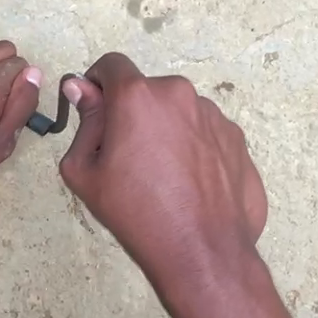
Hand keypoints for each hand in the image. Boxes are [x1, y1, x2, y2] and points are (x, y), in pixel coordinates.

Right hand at [59, 54, 268, 284]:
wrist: (202, 253)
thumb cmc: (135, 211)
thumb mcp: (84, 170)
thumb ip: (83, 120)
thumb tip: (80, 88)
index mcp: (137, 95)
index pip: (111, 65)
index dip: (98, 83)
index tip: (96, 110)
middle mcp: (178, 94)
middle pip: (146, 91)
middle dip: (133, 112)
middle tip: (127, 155)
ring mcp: (213, 116)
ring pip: (177, 111)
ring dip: (166, 129)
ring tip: (163, 174)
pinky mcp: (237, 140)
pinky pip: (204, 132)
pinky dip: (193, 148)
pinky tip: (189, 184)